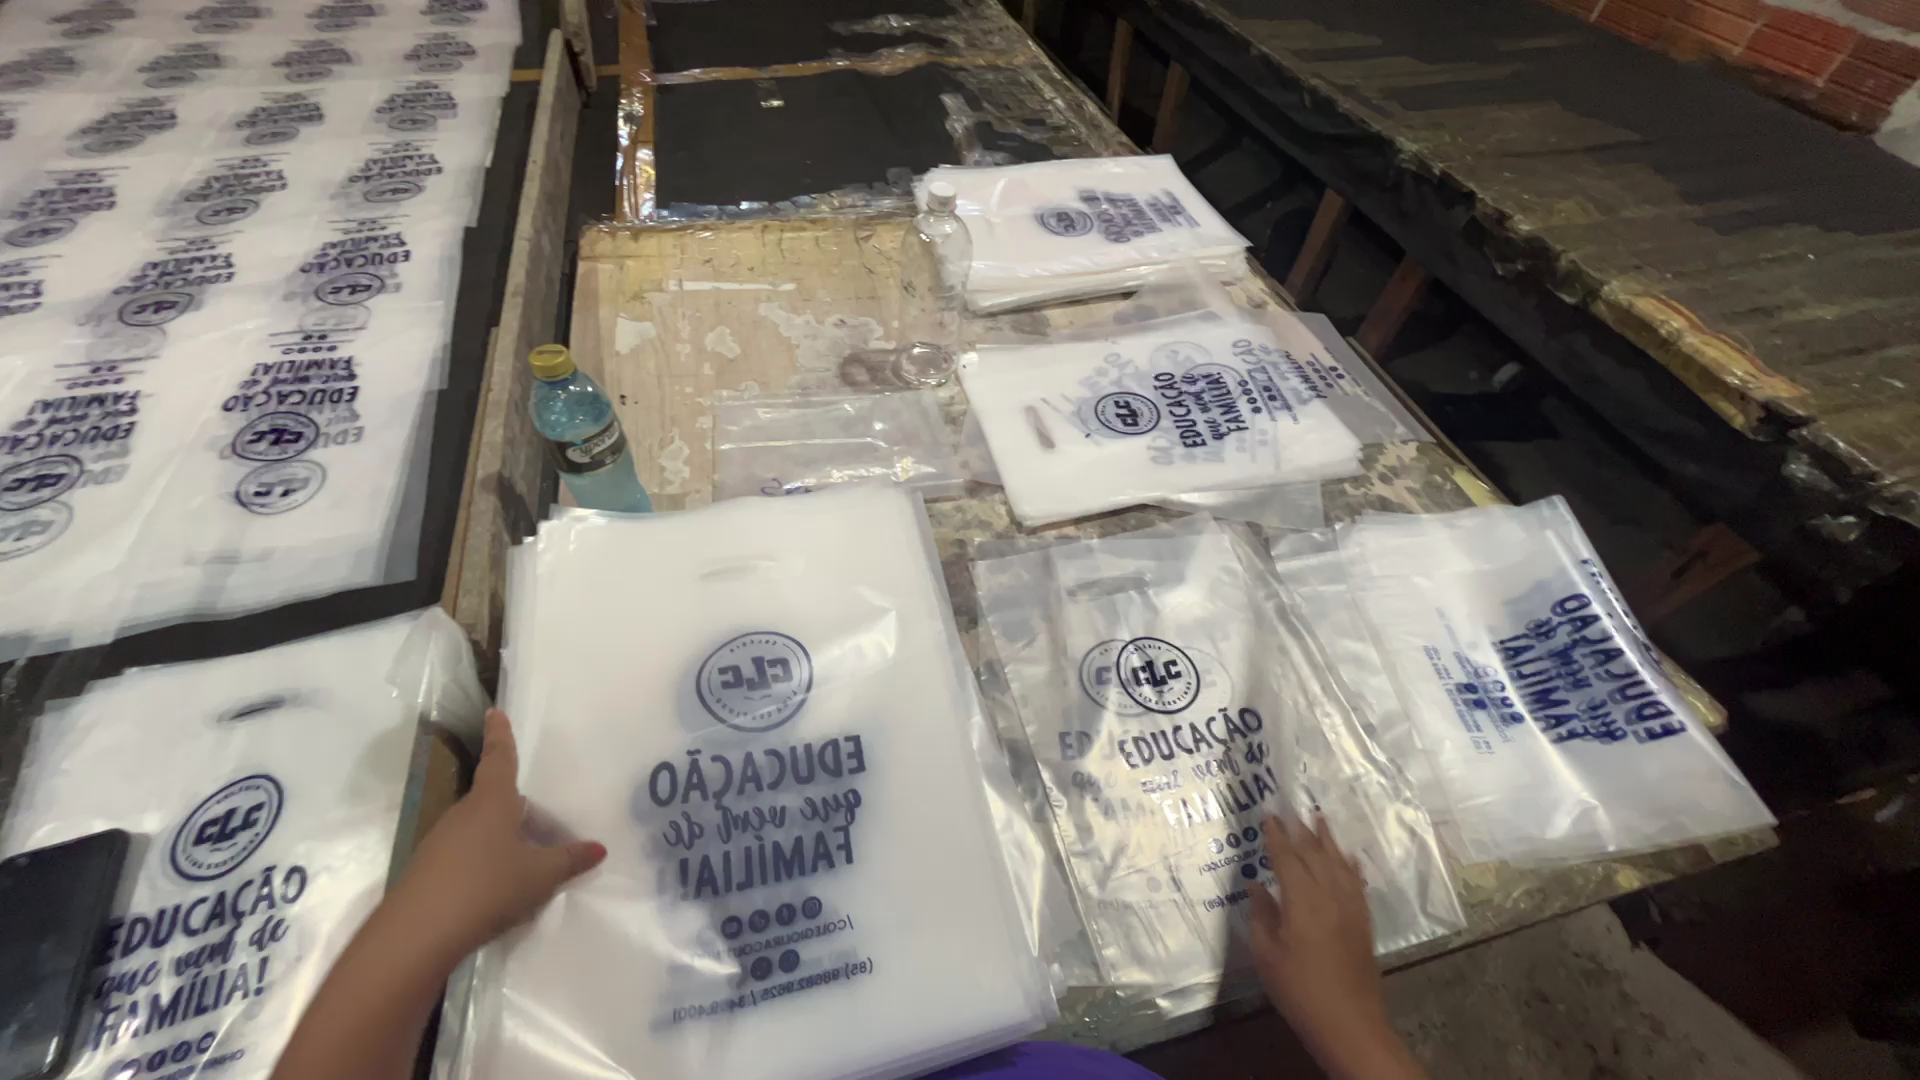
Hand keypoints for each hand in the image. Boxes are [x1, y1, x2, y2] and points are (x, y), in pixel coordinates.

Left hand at [390, 709, 605, 956]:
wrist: (413, 938)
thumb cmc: (486, 888)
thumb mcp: (540, 875)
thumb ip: (570, 860)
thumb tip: (598, 849)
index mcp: (492, 802)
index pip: (499, 759)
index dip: (500, 735)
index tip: (494, 712)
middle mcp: (463, 815)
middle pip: (493, 799)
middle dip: (517, 806)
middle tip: (543, 818)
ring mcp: (440, 843)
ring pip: (479, 829)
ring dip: (502, 837)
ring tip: (528, 860)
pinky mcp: (427, 873)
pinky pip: (465, 855)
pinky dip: (484, 862)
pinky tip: (499, 888)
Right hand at [1246, 814, 1392, 1064]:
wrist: (1350, 1025)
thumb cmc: (1299, 990)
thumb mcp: (1266, 954)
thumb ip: (1261, 915)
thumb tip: (1257, 887)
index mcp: (1301, 901)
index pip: (1286, 858)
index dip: (1276, 836)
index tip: (1268, 814)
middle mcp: (1329, 897)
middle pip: (1315, 855)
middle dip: (1301, 831)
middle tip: (1291, 809)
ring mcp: (1350, 909)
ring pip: (1339, 864)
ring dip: (1328, 840)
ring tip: (1319, 819)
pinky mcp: (1363, 923)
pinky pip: (1356, 883)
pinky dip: (1350, 865)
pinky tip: (1348, 857)